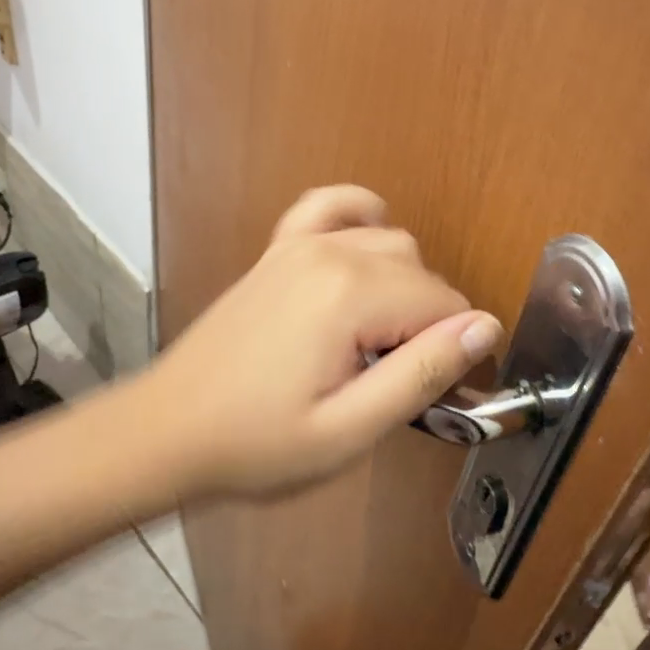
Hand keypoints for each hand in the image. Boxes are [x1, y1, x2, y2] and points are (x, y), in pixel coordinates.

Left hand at [140, 185, 503, 498]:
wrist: (167, 430)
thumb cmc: (254, 443)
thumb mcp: (348, 430)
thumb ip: (421, 373)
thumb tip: (483, 329)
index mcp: (349, 296)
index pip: (445, 304)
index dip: (451, 351)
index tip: (433, 392)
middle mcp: (329, 254)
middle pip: (421, 272)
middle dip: (427, 323)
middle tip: (396, 380)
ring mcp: (299, 245)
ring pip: (390, 241)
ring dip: (401, 286)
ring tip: (374, 344)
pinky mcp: (277, 251)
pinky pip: (330, 207)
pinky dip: (360, 215)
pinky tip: (368, 238)